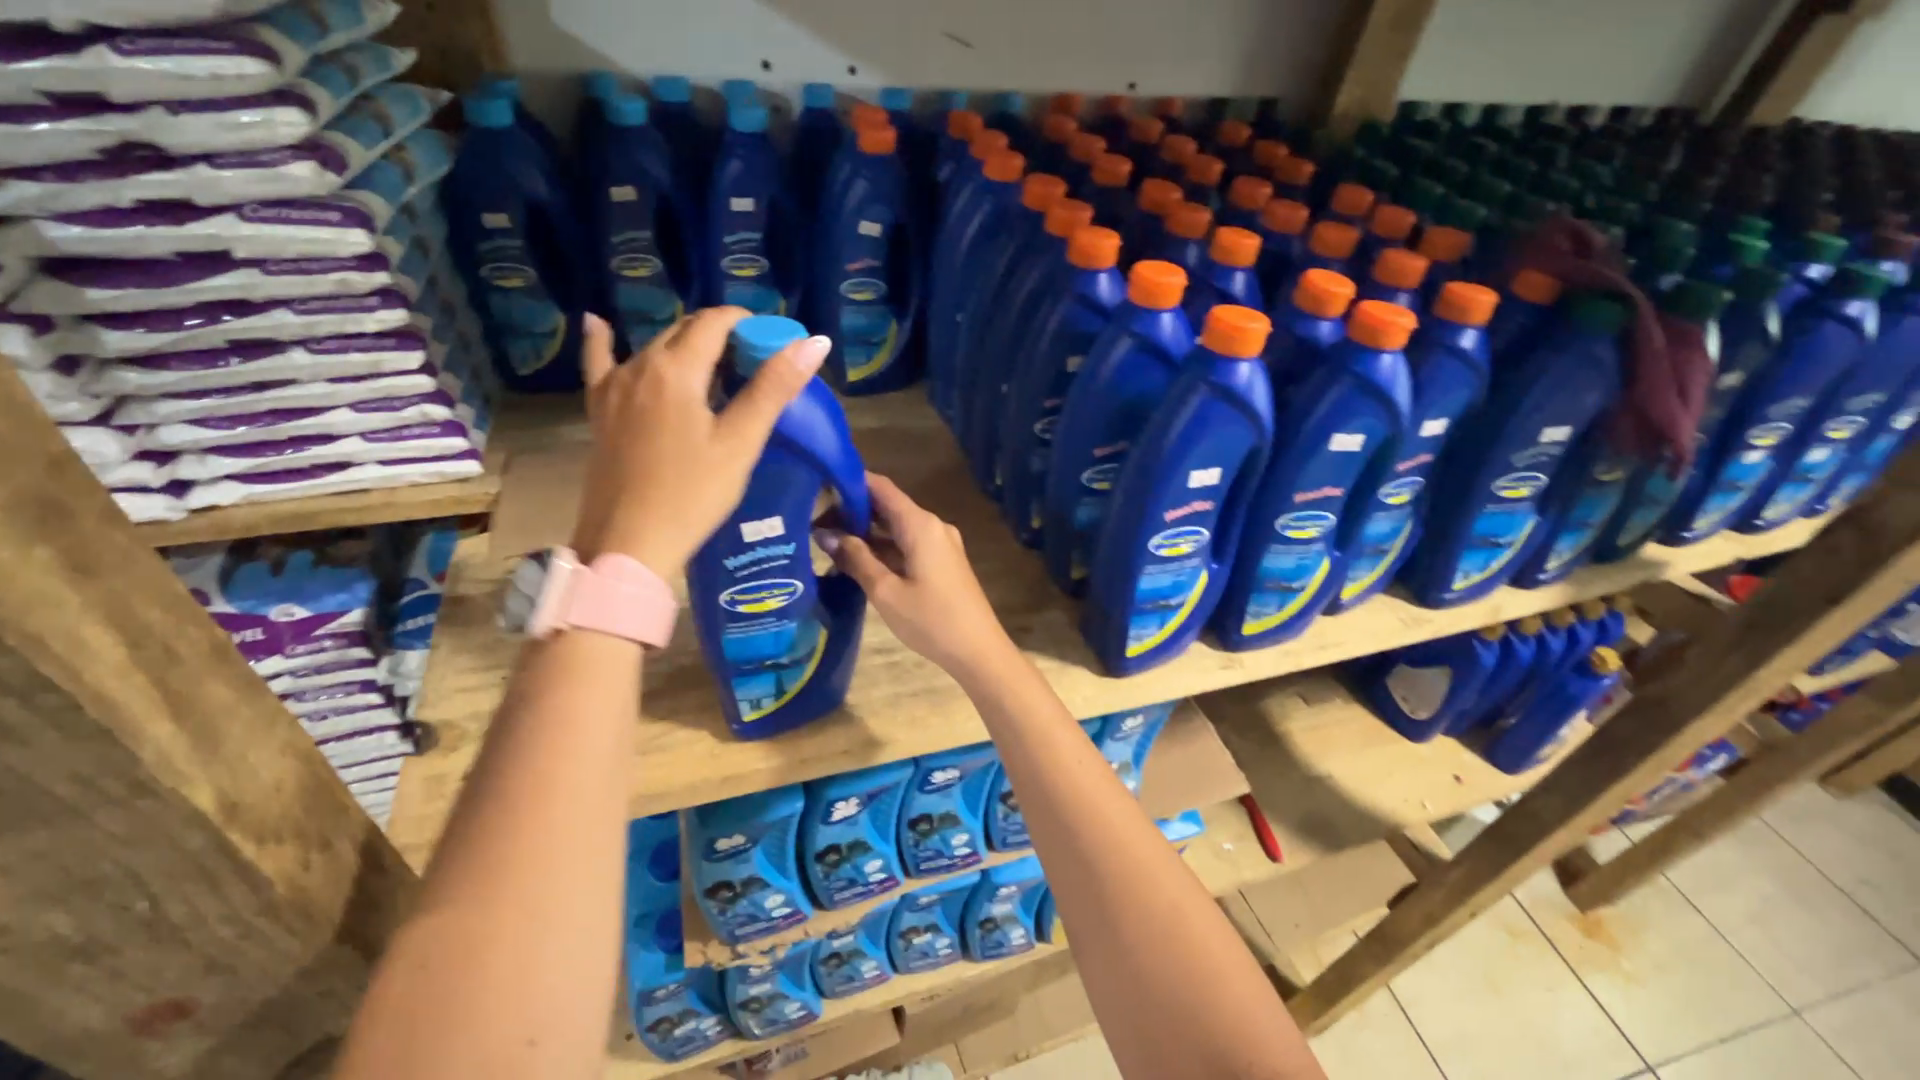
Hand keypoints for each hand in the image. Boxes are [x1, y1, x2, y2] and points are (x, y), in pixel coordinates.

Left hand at [570, 310, 828, 574]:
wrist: (628, 543)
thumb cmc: (692, 496)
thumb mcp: (740, 442)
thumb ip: (774, 388)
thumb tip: (814, 341)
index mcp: (677, 369)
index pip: (716, 322)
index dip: (748, 324)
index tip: (773, 343)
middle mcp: (641, 365)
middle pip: (685, 330)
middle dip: (721, 334)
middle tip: (752, 363)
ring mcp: (614, 386)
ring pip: (654, 347)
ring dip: (687, 346)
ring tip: (715, 368)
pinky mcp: (599, 410)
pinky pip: (600, 362)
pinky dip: (603, 340)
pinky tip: (597, 322)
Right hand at [819, 473, 1016, 681]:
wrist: (978, 651)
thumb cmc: (931, 620)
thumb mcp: (886, 591)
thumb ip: (856, 558)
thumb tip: (826, 534)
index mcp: (920, 525)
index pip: (881, 487)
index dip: (850, 482)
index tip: (819, 485)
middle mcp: (932, 526)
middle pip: (888, 506)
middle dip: (852, 511)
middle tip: (813, 520)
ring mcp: (940, 544)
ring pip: (896, 527)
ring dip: (866, 532)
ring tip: (826, 539)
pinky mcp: (942, 562)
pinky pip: (907, 544)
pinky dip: (882, 547)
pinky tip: (856, 559)